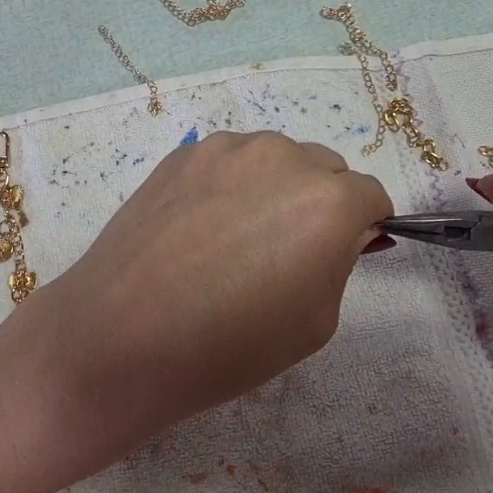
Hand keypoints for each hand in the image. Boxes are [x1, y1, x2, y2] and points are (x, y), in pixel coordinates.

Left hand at [0, 131, 392, 492]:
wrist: (124, 332)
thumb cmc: (229, 344)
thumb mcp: (314, 321)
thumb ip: (339, 262)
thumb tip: (341, 233)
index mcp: (329, 201)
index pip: (369, 195)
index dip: (362, 226)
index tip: (342, 253)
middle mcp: (283, 157)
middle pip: (323, 167)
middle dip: (321, 201)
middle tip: (287, 251)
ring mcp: (227, 148)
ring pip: (274, 157)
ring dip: (274, 185)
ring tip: (235, 238)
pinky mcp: (183, 152)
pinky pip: (228, 159)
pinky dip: (230, 182)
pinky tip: (199, 226)